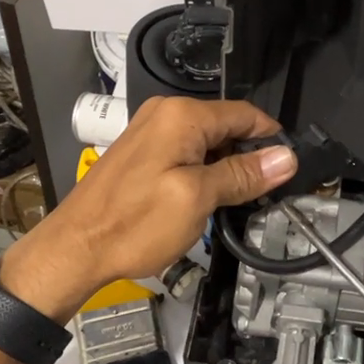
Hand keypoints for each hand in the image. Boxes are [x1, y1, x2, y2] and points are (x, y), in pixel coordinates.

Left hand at [0, 97, 295, 321]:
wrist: (74, 250)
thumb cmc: (134, 224)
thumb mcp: (198, 199)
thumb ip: (243, 174)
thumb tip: (287, 157)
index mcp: (182, 115)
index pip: (245, 115)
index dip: (272, 140)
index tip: (289, 169)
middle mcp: (166, 113)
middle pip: (227, 127)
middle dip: (249, 155)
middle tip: (265, 191)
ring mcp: (151, 132)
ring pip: (208, 142)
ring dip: (227, 167)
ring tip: (238, 199)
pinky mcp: (143, 153)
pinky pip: (187, 152)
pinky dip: (204, 171)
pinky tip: (207, 198)